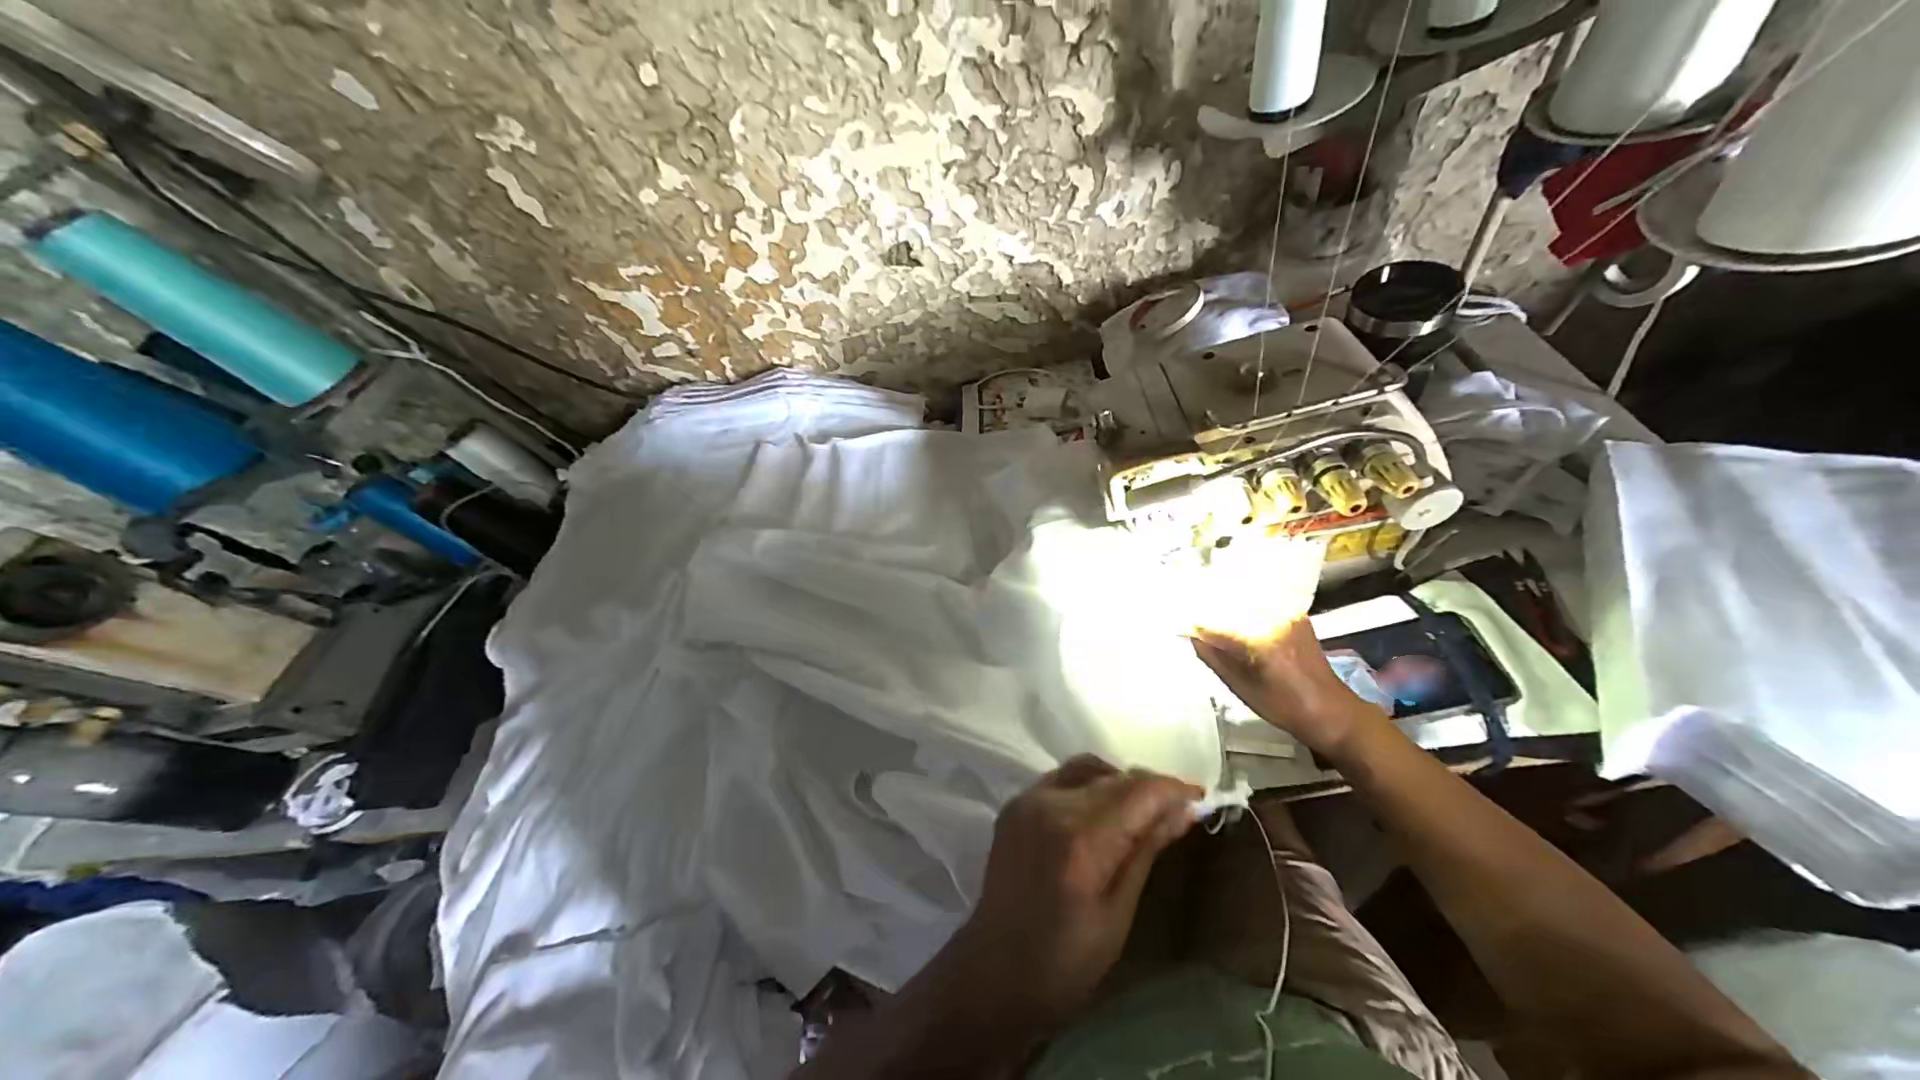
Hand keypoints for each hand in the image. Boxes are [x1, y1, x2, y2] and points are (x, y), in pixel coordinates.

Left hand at [941, 756, 1200, 1035]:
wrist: (994, 971)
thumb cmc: (1066, 961)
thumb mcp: (1118, 913)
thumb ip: (1146, 851)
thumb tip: (1185, 809)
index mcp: (1080, 838)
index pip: (1138, 791)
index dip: (1173, 789)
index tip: (1201, 798)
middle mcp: (1050, 806)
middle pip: (1114, 777)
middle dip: (1150, 787)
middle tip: (1178, 809)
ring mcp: (1027, 800)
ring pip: (1087, 769)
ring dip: (1119, 782)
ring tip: (1142, 809)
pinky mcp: (1014, 805)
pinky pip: (1062, 778)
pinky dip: (1090, 785)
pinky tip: (1102, 812)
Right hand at [1192, 619, 1384, 756]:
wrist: (1333, 713)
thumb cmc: (1286, 707)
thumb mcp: (1242, 688)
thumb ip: (1214, 658)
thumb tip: (1192, 635)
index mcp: (1260, 638)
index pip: (1216, 621)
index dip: (1195, 619)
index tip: (1177, 616)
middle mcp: (1275, 618)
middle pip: (1234, 603)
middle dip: (1210, 604)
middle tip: (1188, 606)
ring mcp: (1289, 615)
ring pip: (1250, 603)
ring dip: (1229, 605)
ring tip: (1209, 611)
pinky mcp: (1297, 618)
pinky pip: (1264, 607)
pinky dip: (1247, 610)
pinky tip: (1235, 617)